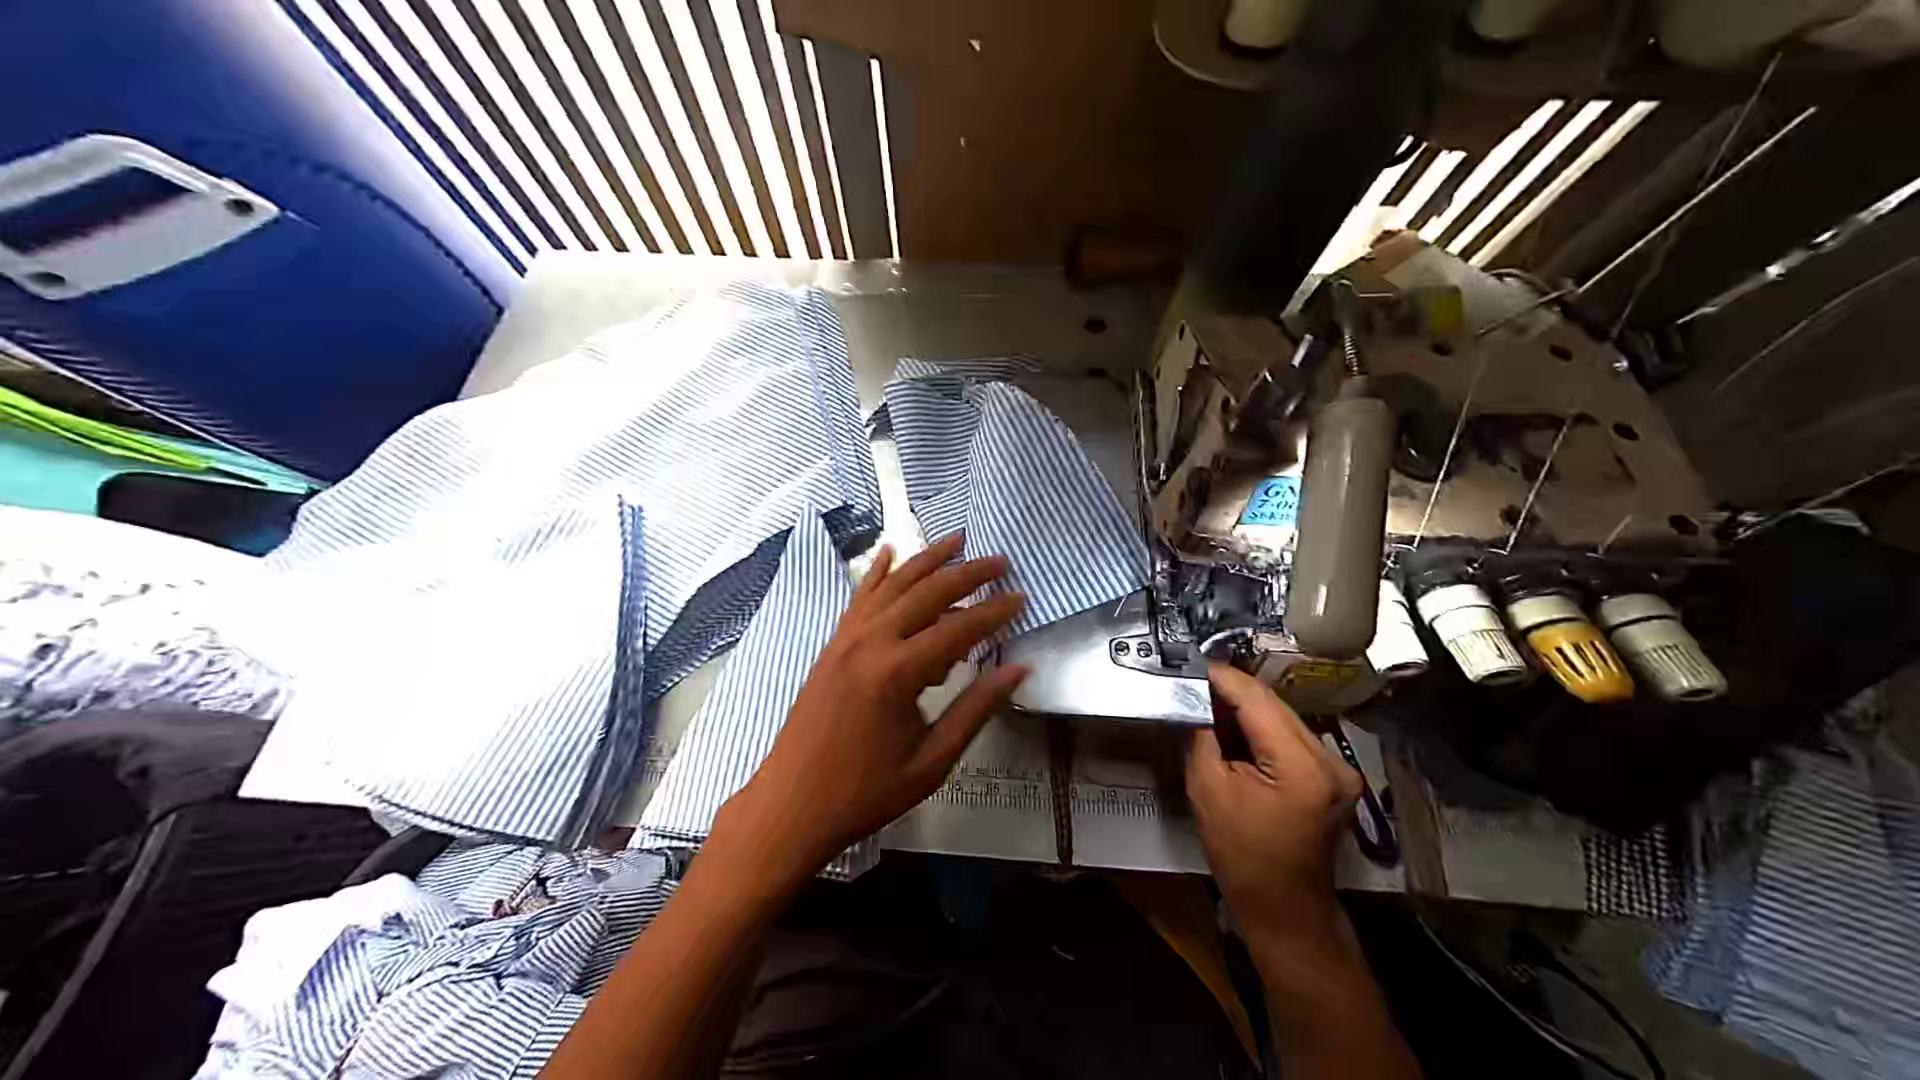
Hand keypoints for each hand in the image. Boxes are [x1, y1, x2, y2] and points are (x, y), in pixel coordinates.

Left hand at [711, 533, 1027, 891]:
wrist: (791, 805)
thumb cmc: (865, 792)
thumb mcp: (932, 760)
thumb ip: (975, 709)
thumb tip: (1017, 669)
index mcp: (897, 672)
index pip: (958, 629)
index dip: (994, 612)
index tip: (1022, 598)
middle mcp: (871, 642)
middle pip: (927, 593)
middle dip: (966, 573)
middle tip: (999, 561)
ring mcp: (846, 640)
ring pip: (892, 585)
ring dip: (926, 560)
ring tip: (956, 541)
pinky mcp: (832, 646)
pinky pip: (859, 597)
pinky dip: (877, 572)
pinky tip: (889, 551)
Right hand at [1186, 663, 1361, 943]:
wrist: (1284, 908)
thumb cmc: (1241, 855)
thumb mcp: (1207, 789)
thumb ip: (1201, 735)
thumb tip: (1193, 700)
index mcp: (1301, 765)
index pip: (1257, 701)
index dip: (1222, 678)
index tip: (1191, 665)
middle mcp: (1330, 759)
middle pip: (1274, 705)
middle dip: (1232, 690)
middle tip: (1193, 682)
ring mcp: (1337, 767)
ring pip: (1283, 717)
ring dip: (1246, 708)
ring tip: (1207, 701)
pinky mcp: (1332, 776)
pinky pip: (1290, 737)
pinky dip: (1260, 728)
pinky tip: (1233, 727)